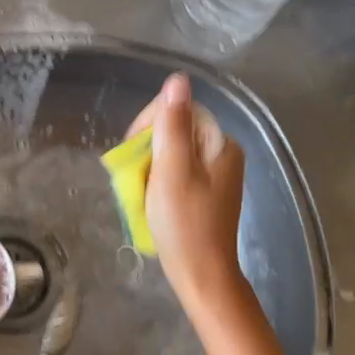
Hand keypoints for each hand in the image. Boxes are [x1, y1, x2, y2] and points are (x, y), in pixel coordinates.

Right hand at [127, 73, 245, 298]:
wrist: (201, 275)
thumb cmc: (185, 223)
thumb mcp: (172, 170)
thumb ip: (172, 124)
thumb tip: (177, 79)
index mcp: (220, 143)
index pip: (179, 110)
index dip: (149, 126)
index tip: (132, 153)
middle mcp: (222, 153)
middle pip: (175, 131)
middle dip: (148, 150)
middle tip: (134, 178)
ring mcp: (215, 175)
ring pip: (171, 153)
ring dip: (150, 167)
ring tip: (140, 191)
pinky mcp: (205, 193)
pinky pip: (176, 173)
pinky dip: (158, 182)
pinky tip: (151, 200)